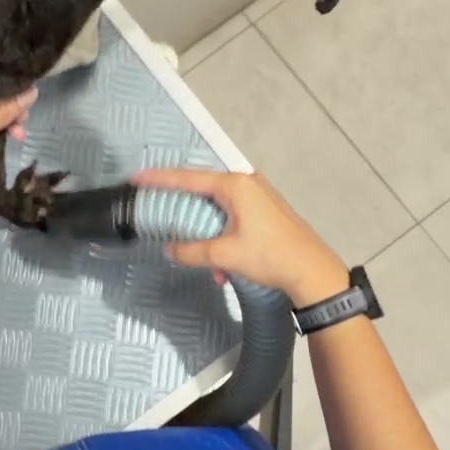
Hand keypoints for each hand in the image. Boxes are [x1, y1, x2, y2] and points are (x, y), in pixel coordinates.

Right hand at [132, 168, 348, 305]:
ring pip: (219, 210)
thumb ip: (192, 251)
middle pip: (203, 192)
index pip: (188, 178)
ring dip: (208, 237)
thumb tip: (170, 250)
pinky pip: (233, 218)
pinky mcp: (267, 210)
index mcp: (235, 186)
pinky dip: (223, 239)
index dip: (160, 179)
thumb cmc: (270, 256)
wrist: (312, 271)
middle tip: (163, 219)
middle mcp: (247, 183)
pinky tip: (225, 269)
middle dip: (186, 215)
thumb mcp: (225, 255)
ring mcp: (259, 196)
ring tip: (209, 266)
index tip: (138, 177)